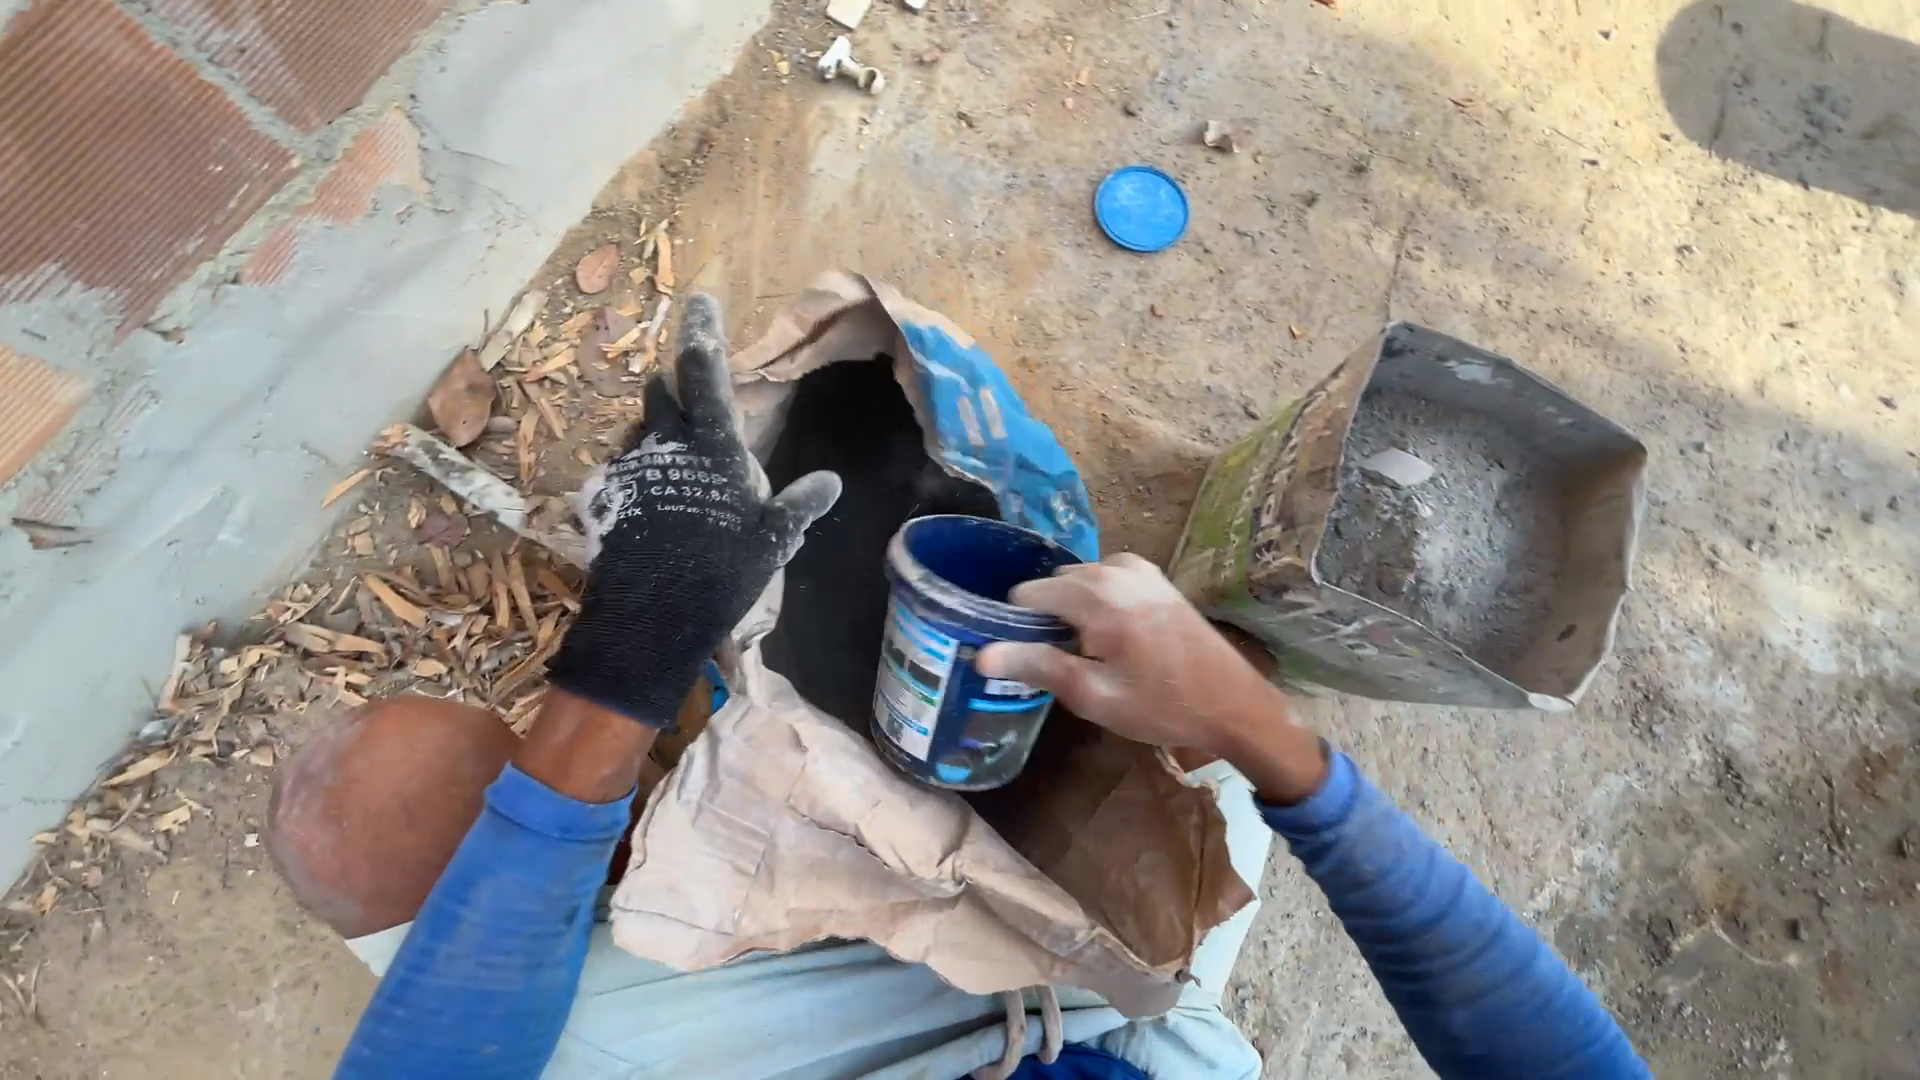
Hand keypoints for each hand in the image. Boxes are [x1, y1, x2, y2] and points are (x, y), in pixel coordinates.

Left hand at [547, 295, 840, 727]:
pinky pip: (630, 464)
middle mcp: (667, 446)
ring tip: (680, 450)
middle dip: (674, 380)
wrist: (653, 616)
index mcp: (713, 448)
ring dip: (659, 426)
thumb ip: (800, 504)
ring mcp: (634, 470)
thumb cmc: (722, 571)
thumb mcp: (773, 539)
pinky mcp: (613, 496)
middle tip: (688, 384)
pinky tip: (661, 494)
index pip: (704, 374)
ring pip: (642, 428)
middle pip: (662, 392)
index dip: (703, 333)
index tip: (700, 300)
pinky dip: (647, 465)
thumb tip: (831, 480)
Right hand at [975, 553, 1328, 802]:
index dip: (1020, 627)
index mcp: (1097, 598)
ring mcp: (1137, 568)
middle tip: (1065, 660)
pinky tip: (1114, 633)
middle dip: (1047, 617)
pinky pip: (1103, 577)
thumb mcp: (1094, 696)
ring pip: (1076, 579)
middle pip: (1051, 584)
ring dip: (1072, 608)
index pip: (1027, 595)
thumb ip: (1037, 667)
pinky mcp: (1153, 575)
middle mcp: (1114, 570)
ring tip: (1091, 651)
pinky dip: (1097, 599)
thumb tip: (981, 654)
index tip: (1033, 658)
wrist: (1233, 704)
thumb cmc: (1161, 706)